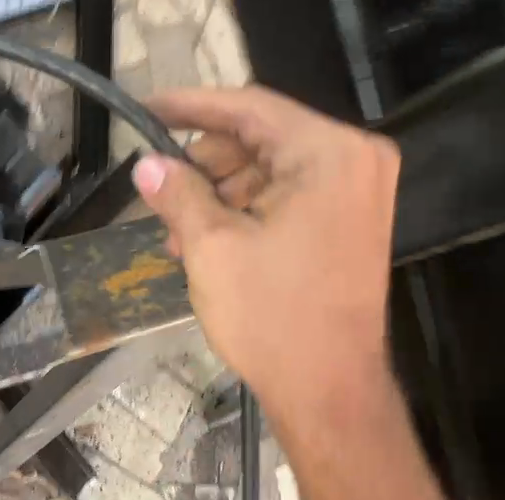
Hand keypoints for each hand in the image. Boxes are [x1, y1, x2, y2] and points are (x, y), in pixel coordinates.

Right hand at [135, 86, 399, 432]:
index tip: (148, 111)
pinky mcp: (349, 227)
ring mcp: (357, 196)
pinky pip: (291, 200)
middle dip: (205, 165)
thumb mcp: (212, 251)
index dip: (192, 108)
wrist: (326, 386)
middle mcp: (354, 162)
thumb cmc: (271, 317)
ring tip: (178, 233)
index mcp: (329, 154)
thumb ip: (178, 197)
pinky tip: (210, 242)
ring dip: (222, 195)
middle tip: (159, 194)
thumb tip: (146, 166)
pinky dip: (248, 214)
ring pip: (273, 173)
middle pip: (263, 139)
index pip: (251, 109)